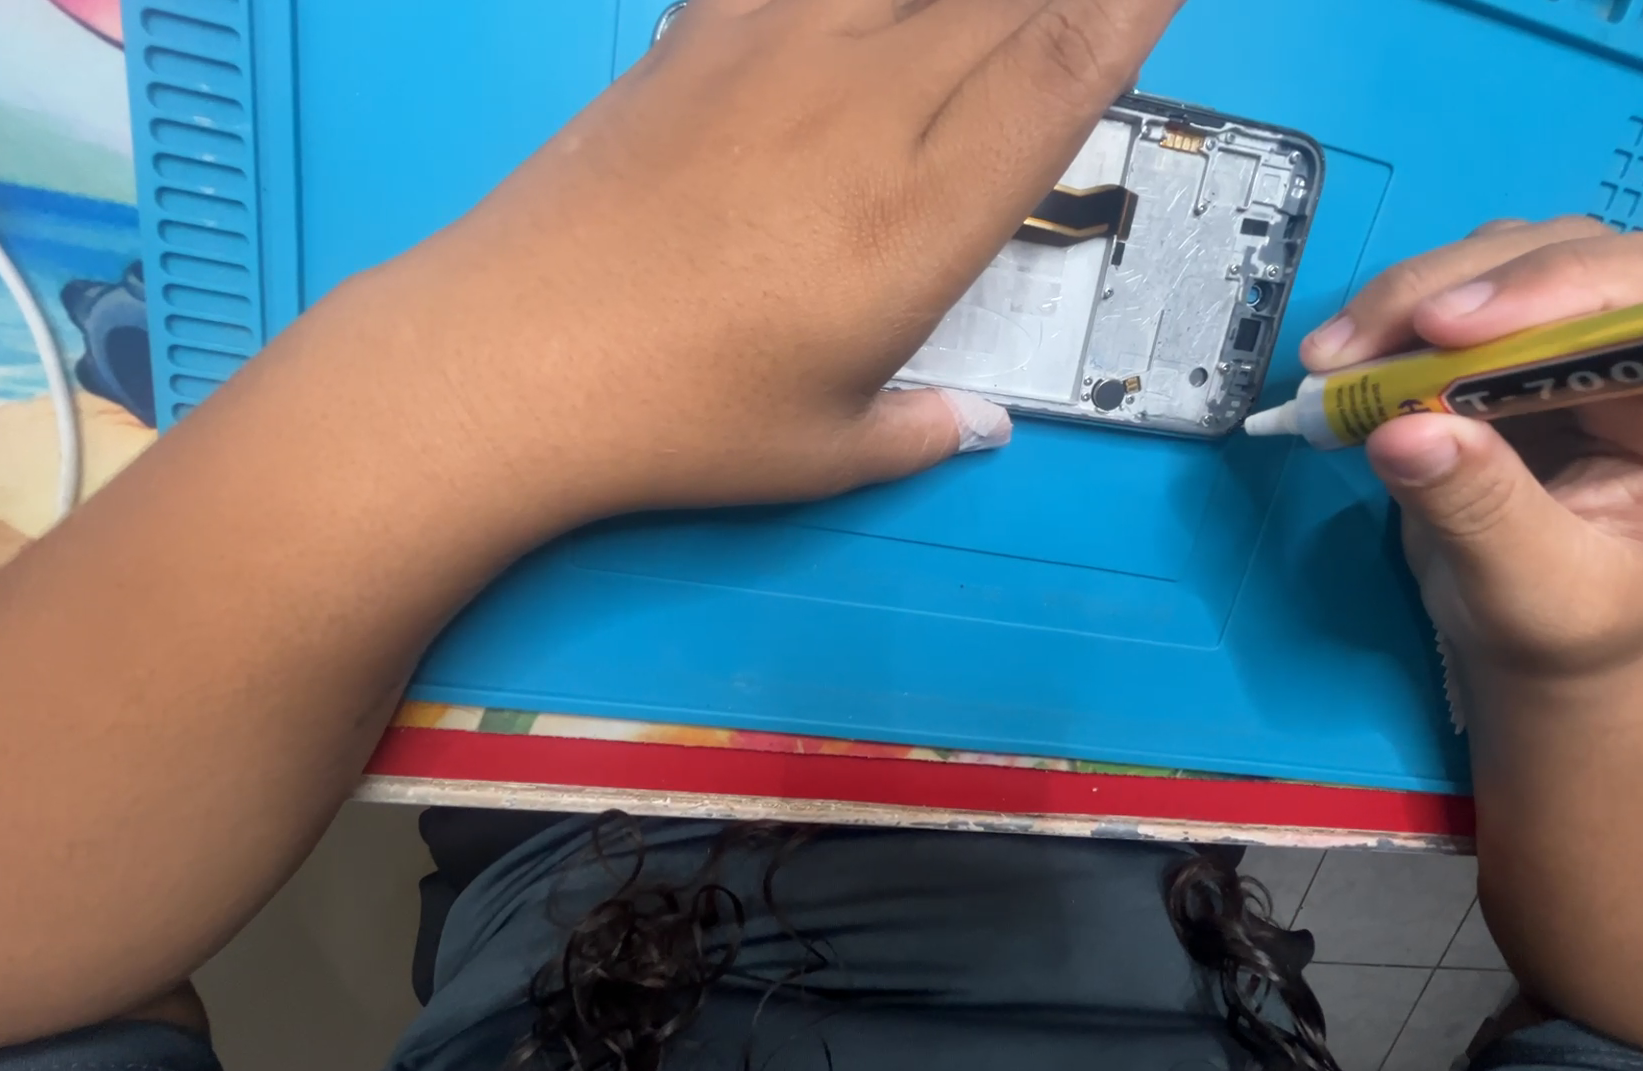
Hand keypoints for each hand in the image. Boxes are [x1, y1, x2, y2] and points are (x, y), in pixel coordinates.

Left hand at [335, 0, 1183, 536]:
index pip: (1056, 77)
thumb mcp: (825, 453)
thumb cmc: (688, 423)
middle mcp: (865, 108)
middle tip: (1083, 11)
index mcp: (918, 219)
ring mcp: (773, 54)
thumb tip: (981, 426)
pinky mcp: (693, 38)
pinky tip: (845, 13)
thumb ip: (921, 429)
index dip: (1128, 9)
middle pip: (1001, 2)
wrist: (514, 363)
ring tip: (975, 23)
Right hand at [1301, 220, 1642, 676]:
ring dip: (1404, 301)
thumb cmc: (1557, 622)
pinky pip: (1449, 296)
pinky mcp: (1505, 346)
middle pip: (1581, 254)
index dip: (1575, 284)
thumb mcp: (1527, 589)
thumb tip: (1401, 431)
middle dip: (1452, 290)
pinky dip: (1384, 324)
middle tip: (1344, 352)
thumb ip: (1479, 513)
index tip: (1445, 328)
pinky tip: (1340, 369)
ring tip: (1327, 363)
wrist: (1524, 628)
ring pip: (1504, 259)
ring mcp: (1581, 339)